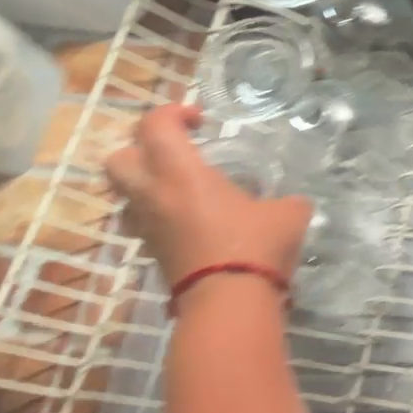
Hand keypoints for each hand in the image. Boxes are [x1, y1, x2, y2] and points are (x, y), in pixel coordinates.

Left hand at [104, 104, 312, 283]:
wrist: (230, 299)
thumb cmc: (255, 245)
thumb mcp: (289, 215)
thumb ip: (287, 202)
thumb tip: (293, 203)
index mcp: (181, 172)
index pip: (155, 125)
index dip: (172, 113)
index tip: (199, 120)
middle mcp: (153, 193)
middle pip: (119, 156)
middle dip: (140, 148)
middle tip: (174, 154)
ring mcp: (148, 225)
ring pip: (127, 193)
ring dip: (147, 184)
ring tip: (182, 190)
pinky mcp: (153, 252)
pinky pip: (146, 222)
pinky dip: (161, 215)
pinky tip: (191, 222)